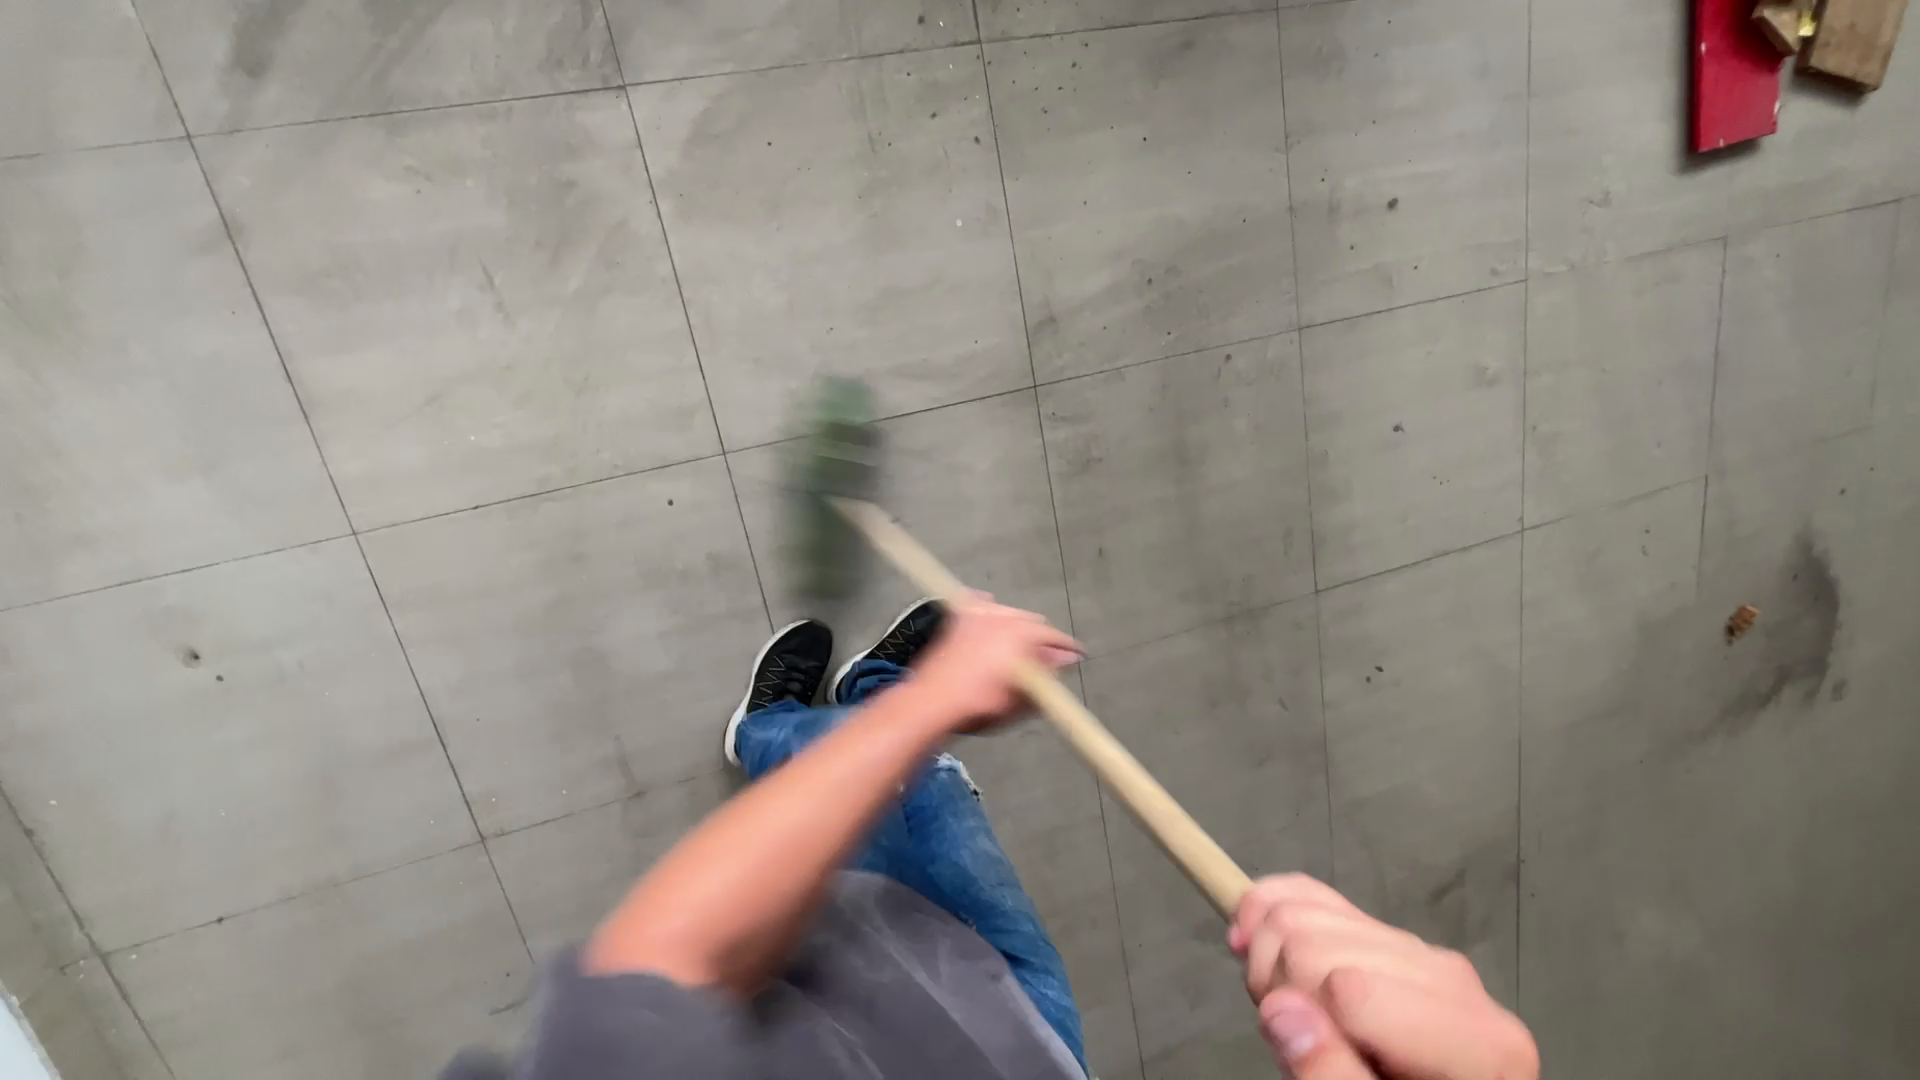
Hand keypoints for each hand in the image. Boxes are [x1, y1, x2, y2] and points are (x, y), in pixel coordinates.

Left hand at [905, 593, 1082, 732]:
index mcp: (1022, 636)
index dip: (1067, 648)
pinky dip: (986, 605)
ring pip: (1008, 612)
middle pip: (1032, 623)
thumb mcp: (1021, 698)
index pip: (1054, 638)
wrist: (933, 701)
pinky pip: (978, 601)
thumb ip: (1048, 675)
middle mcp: (1003, 617)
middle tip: (1044, 656)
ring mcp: (979, 614)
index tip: (1076, 654)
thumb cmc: (979, 705)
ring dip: (1016, 625)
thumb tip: (1066, 660)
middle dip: (1040, 638)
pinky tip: (989, 609)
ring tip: (1018, 643)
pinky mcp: (959, 617)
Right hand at [1230, 874, 1537, 1079]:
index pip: (1347, 987)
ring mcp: (1414, 946)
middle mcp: (1452, 977)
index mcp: (1477, 1040)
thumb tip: (1283, 1009)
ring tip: (1284, 1009)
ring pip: (1303, 912)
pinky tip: (1250, 937)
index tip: (1302, 1057)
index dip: (1306, 1020)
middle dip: (1279, 985)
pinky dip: (1266, 906)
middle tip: (1286, 1037)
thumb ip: (1332, 1078)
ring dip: (1268, 955)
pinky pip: (1310, 893)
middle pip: (1315, 943)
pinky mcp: (1380, 931)